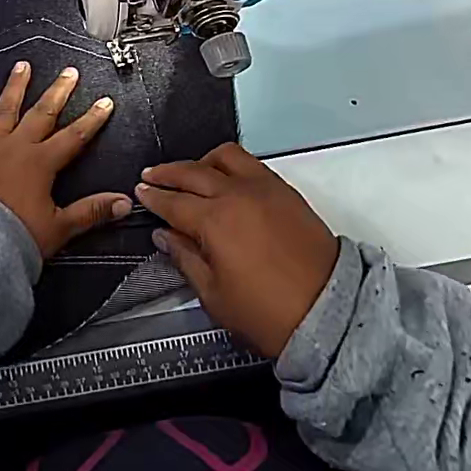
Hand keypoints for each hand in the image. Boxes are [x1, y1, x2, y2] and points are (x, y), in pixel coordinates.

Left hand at [0, 61, 132, 258]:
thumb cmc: (11, 236)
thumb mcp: (59, 227)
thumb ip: (92, 212)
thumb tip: (123, 203)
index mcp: (40, 163)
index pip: (74, 136)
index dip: (93, 119)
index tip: (105, 103)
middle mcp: (15, 148)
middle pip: (42, 113)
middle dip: (59, 91)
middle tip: (69, 72)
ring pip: (5, 109)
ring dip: (16, 87)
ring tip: (23, 66)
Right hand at [137, 143, 339, 356]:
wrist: (329, 314)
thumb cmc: (270, 312)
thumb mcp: (214, 295)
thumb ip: (185, 258)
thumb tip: (166, 237)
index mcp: (214, 221)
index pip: (173, 201)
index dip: (153, 197)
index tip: (141, 193)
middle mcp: (237, 195)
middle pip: (192, 172)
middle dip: (166, 173)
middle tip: (151, 176)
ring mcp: (264, 188)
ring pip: (224, 156)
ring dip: (200, 161)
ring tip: (189, 172)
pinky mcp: (285, 191)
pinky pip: (251, 163)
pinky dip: (230, 164)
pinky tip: (225, 177)